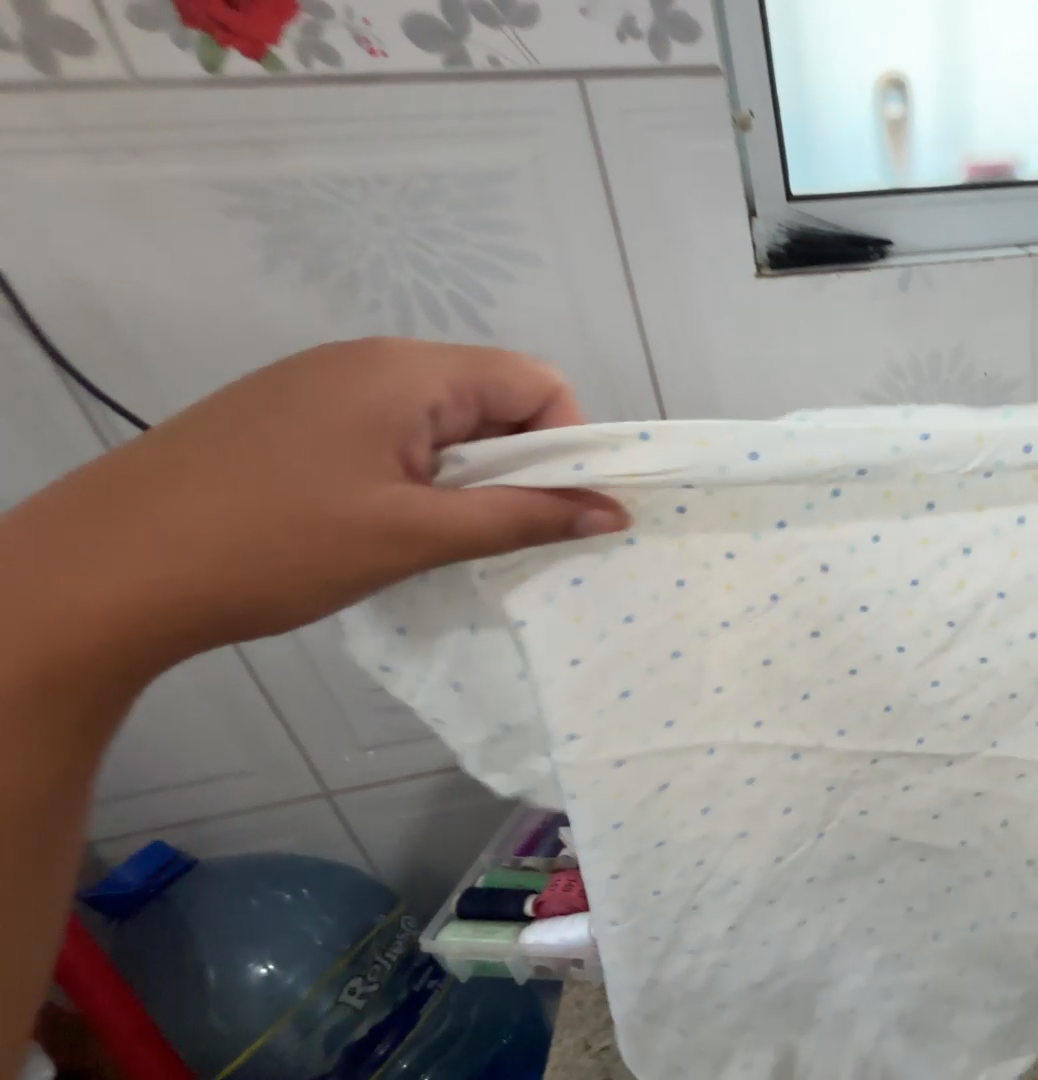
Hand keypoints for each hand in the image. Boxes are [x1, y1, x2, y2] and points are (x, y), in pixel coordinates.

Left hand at [0, 338, 628, 675]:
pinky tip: (398, 521)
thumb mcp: (417, 535)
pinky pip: (400, 431)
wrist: (94, 578)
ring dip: (476, 472)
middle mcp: (373, 361)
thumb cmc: (272, 546)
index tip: (559, 505)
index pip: (537, 382)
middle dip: (524, 461)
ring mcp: (329, 386)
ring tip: (450, 532)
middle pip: (495, 396)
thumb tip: (615, 514)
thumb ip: (526, 518)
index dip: (568, 441)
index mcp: (407, 371)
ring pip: (449, 419)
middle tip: (509, 527)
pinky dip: (428, 473)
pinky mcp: (299, 417)